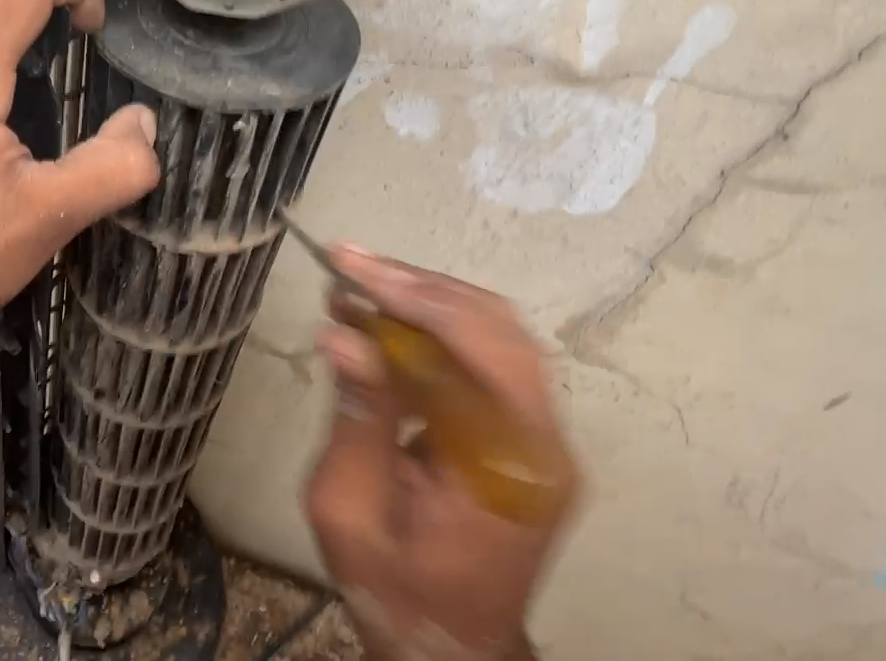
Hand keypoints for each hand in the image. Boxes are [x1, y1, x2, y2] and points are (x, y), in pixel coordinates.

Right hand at [306, 249, 577, 659]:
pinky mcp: (525, 435)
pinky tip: (382, 321)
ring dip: (426, 299)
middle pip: (496, 327)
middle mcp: (543, 444)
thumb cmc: (394, 588)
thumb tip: (342, 332)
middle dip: (416, 284)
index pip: (473, 351)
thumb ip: (357, 418)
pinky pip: (486, 359)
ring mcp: (543, 438)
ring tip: (357, 283)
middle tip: (347, 263)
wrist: (452, 648)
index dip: (408, 296)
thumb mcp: (350, 510)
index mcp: (507, 468)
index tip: (346, 264)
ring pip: (497, 333)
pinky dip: (434, 328)